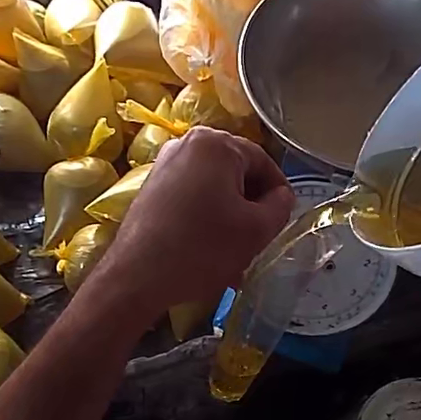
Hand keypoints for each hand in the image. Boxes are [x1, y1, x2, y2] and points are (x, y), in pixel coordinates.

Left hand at [85, 128, 294, 320]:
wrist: (137, 276)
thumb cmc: (203, 248)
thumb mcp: (256, 230)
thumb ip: (280, 206)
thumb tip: (280, 196)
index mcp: (216, 143)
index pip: (264, 162)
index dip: (279, 193)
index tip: (282, 221)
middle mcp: (187, 143)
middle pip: (237, 172)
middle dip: (251, 205)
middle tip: (258, 239)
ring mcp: (164, 164)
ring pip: (213, 188)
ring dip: (229, 216)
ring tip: (234, 252)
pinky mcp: (150, 188)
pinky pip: (191, 197)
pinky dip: (205, 219)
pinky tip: (208, 250)